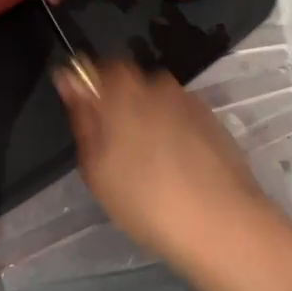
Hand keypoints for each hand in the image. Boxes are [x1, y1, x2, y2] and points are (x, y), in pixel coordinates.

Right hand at [54, 61, 272, 253]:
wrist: (220, 222)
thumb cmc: (145, 200)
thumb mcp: (96, 169)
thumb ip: (83, 120)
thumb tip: (71, 83)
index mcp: (121, 91)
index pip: (96, 68)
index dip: (89, 88)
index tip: (85, 115)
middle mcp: (156, 85)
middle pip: (129, 81)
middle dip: (119, 103)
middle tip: (115, 145)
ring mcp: (188, 101)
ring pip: (157, 98)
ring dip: (148, 116)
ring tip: (148, 159)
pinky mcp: (213, 119)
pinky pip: (181, 114)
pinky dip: (173, 130)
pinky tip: (176, 166)